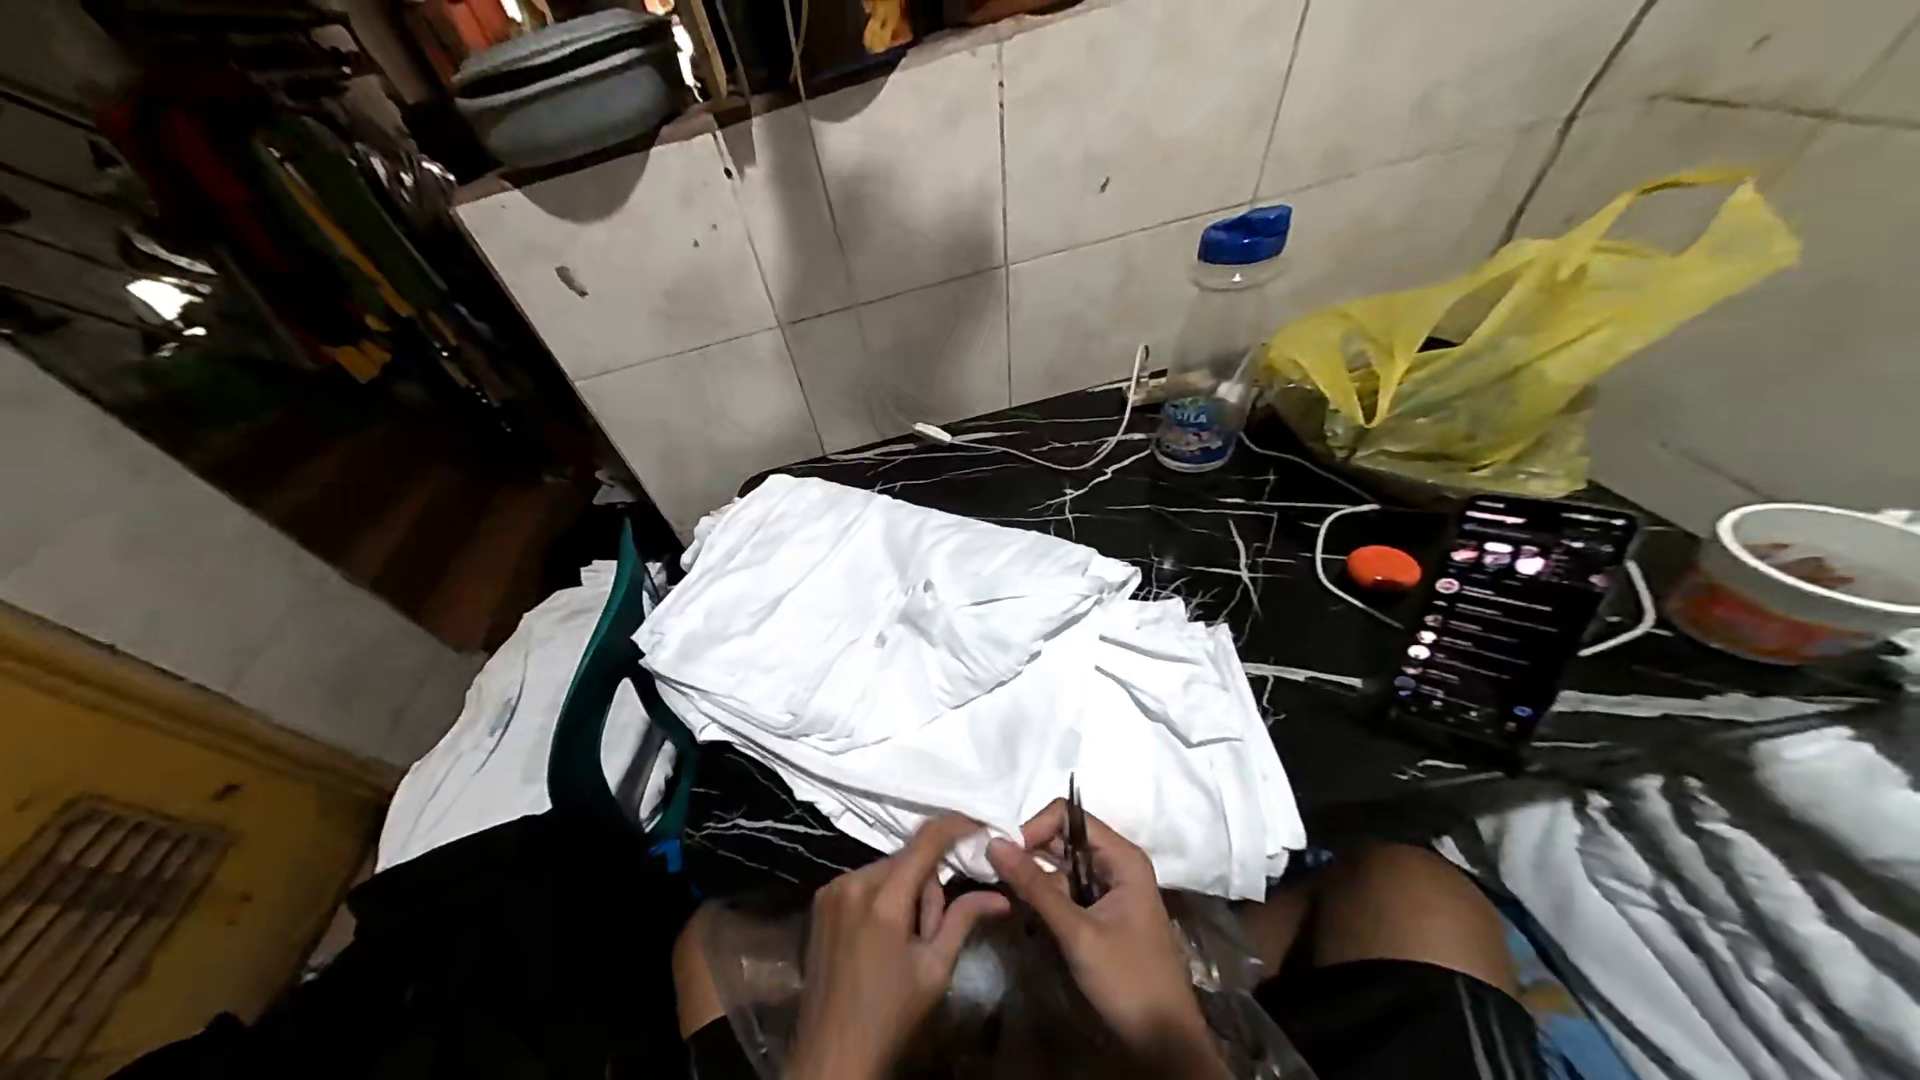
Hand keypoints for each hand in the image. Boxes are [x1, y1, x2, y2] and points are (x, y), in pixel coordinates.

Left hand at [787, 816, 1010, 1079]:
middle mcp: (854, 881)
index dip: (956, 826)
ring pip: (887, 869)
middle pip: (908, 859)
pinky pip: (865, 880)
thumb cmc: (890, 1015)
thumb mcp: (935, 969)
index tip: (979, 824)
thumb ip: (964, 919)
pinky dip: (882, 896)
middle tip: (930, 932)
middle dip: (928, 885)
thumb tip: (1001, 896)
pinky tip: (881, 936)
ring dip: (905, 891)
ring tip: (904, 940)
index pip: (927, 840)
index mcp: (884, 898)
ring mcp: (833, 889)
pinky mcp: (821, 900)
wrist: (831, 1055)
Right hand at [987, 801, 1221, 1068]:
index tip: (1007, 853)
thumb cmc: (1128, 980)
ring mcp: (1109, 887)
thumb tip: (994, 843)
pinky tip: (1022, 905)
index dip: (1035, 827)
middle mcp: (1116, 863)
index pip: (1068, 816)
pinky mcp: (1100, 910)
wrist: (1164, 1043)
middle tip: (994, 869)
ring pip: (1061, 863)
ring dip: (1033, 872)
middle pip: (1063, 837)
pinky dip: (1044, 892)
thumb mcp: (1077, 932)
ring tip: (1002, 887)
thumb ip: (1034, 886)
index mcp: (1122, 857)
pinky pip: (1066, 887)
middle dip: (1029, 849)